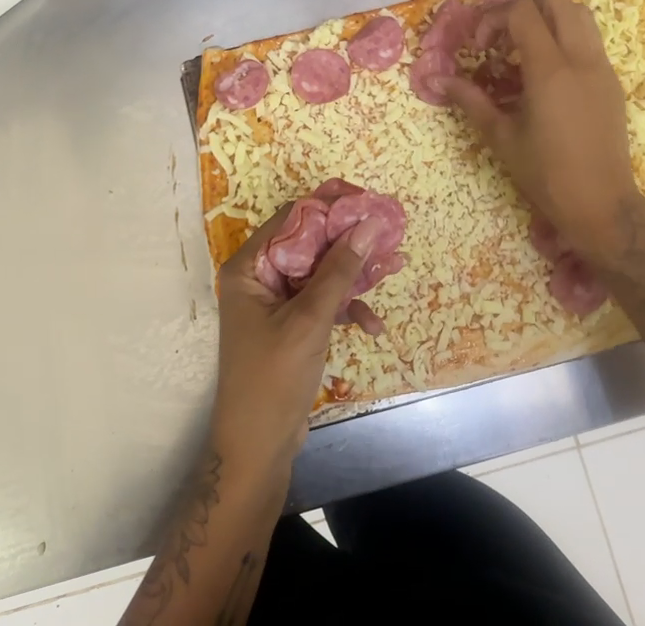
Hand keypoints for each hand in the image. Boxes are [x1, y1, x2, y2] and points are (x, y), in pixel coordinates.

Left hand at [210, 208, 387, 467]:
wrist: (258, 444)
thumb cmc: (273, 377)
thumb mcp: (309, 320)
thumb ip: (339, 270)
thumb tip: (368, 223)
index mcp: (249, 266)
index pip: (291, 219)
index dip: (329, 205)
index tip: (368, 199)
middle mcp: (259, 276)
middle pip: (309, 242)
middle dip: (349, 239)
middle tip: (390, 229)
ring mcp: (276, 301)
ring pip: (321, 271)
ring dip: (354, 273)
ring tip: (396, 265)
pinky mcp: (292, 324)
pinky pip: (323, 301)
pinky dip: (347, 307)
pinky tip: (372, 326)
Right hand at [442, 0, 644, 256]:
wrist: (601, 203)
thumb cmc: (545, 173)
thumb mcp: (500, 136)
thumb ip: (470, 100)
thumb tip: (436, 80)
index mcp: (550, 71)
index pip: (522, 13)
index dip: (493, 19)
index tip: (478, 47)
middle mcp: (580, 59)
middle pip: (555, 0)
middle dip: (522, 8)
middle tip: (500, 37)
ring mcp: (602, 67)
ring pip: (579, 13)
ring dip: (547, 19)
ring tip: (523, 48)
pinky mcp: (611, 80)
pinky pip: (589, 39)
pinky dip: (564, 38)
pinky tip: (544, 71)